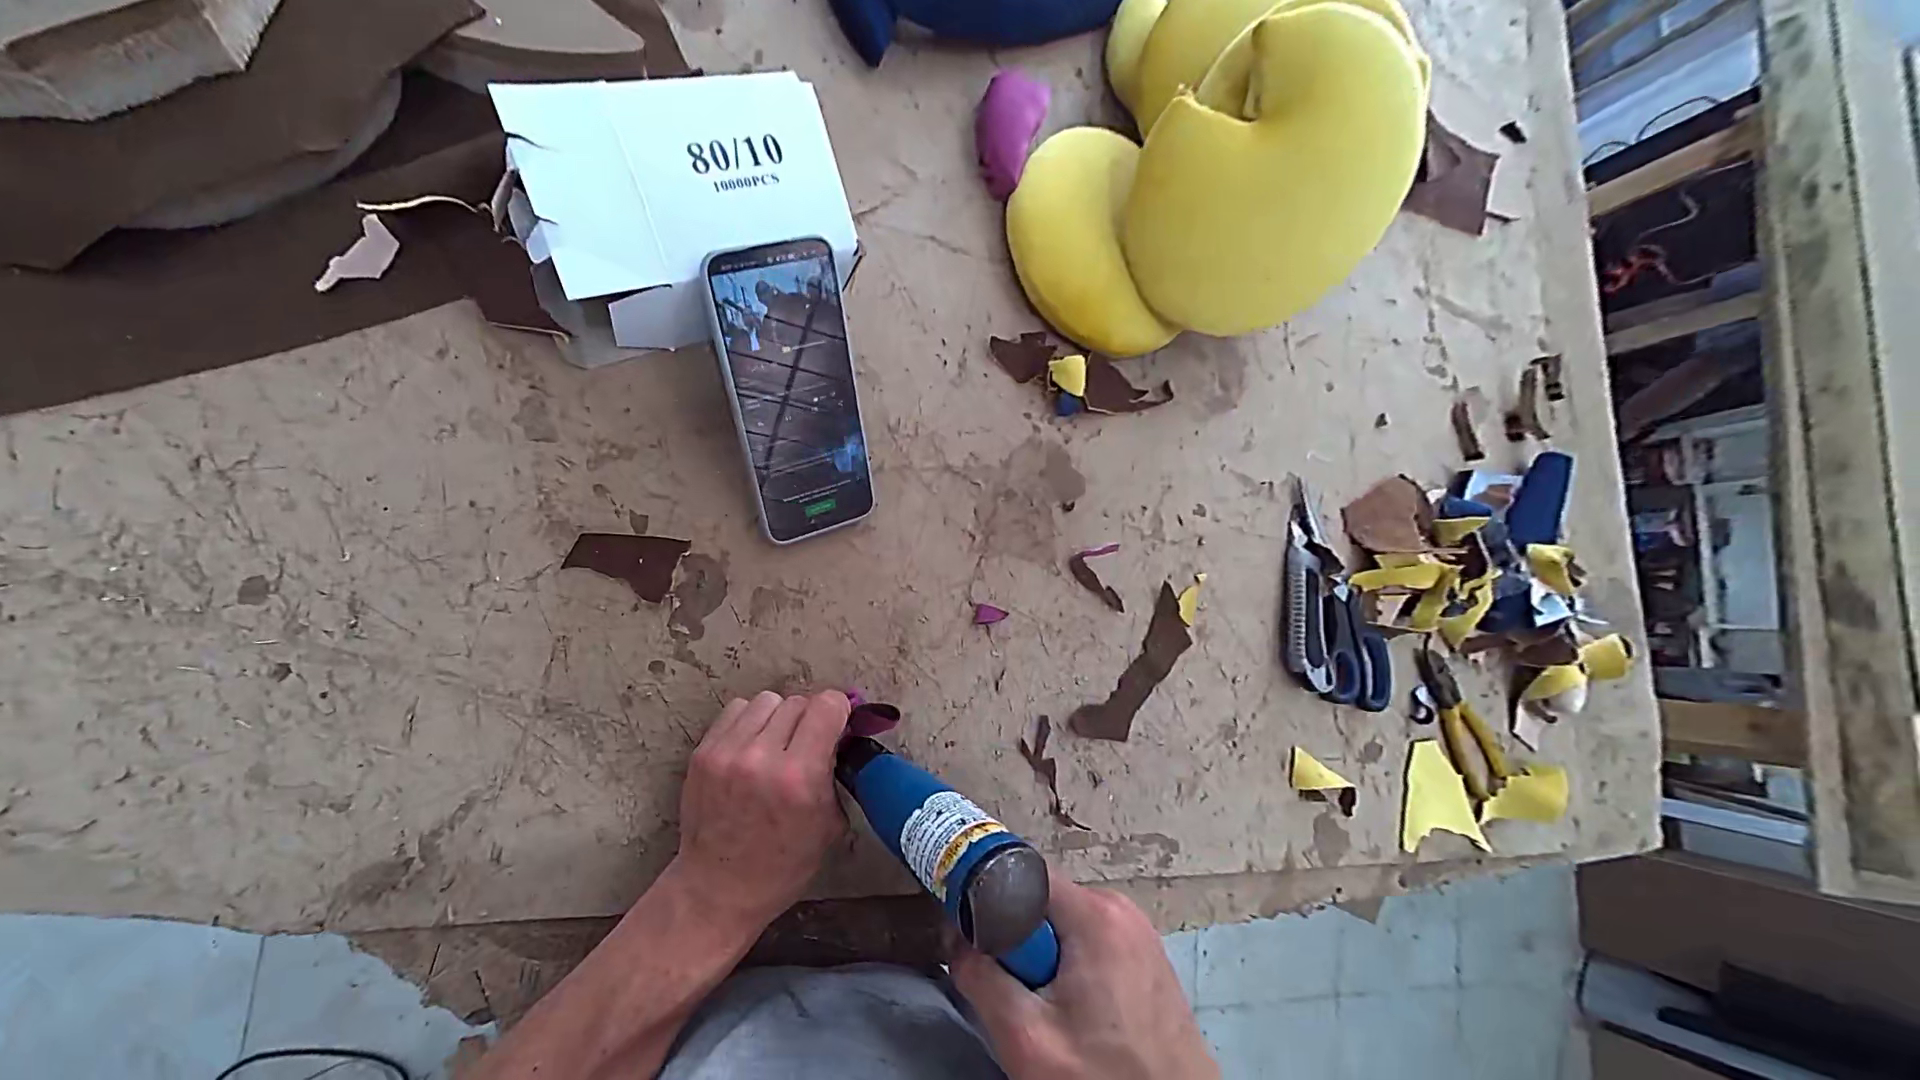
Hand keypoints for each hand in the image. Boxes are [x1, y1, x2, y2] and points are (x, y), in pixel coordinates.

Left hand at [670, 690, 849, 931]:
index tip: (839, 724)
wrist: (718, 890)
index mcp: (799, 778)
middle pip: (799, 702)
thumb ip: (837, 770)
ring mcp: (727, 753)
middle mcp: (762, 758)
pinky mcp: (703, 753)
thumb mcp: (830, 823)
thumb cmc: (783, 865)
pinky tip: (754, 746)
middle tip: (810, 744)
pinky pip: (738, 710)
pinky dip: (752, 722)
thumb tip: (843, 732)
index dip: (839, 712)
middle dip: (811, 718)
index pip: (827, 706)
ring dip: (780, 717)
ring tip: (779, 744)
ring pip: (768, 700)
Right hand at [951, 870, 1218, 1079]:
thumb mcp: (1027, 1037)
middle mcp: (1120, 907)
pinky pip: (1090, 941)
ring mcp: (1137, 929)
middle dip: (1020, 940)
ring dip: (1045, 957)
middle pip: (1044, 901)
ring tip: (1051, 1009)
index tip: (970, 929)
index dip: (989, 897)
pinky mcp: (1145, 954)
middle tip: (1019, 991)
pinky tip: (1077, 1012)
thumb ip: (982, 980)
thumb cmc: (1105, 1077)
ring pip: (1065, 924)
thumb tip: (953, 940)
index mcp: (1095, 913)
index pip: (1023, 874)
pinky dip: (1072, 966)